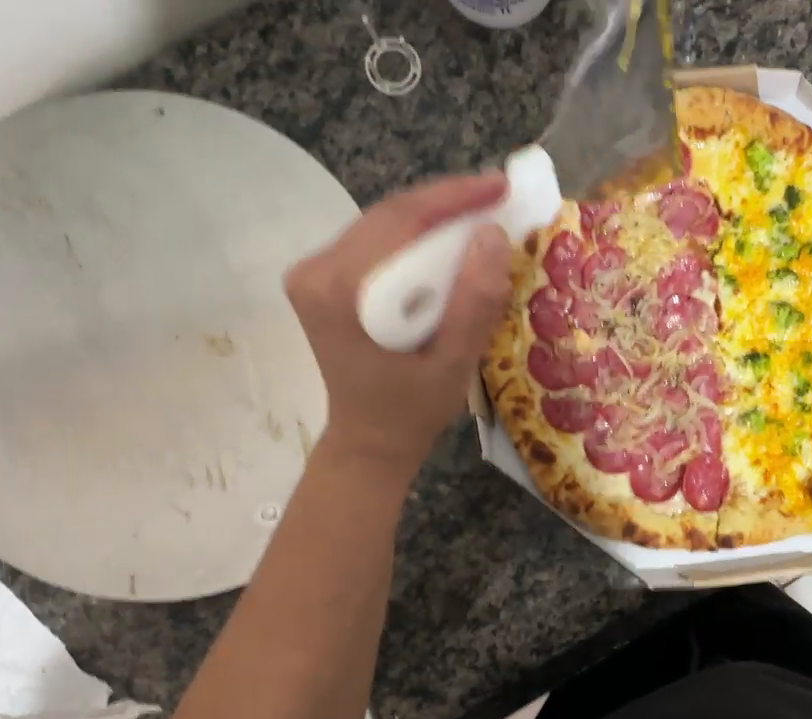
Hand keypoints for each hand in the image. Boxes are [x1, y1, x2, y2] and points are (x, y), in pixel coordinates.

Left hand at [284, 173, 514, 466]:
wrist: (370, 440)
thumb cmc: (412, 410)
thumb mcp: (453, 364)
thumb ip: (472, 302)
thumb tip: (493, 236)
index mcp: (340, 291)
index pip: (400, 222)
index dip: (452, 198)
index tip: (499, 185)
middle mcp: (315, 271)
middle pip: (388, 217)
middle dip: (446, 205)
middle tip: (498, 196)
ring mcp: (312, 273)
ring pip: (383, 226)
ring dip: (432, 220)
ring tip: (481, 216)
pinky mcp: (321, 280)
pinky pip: (376, 244)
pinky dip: (415, 240)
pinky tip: (448, 243)